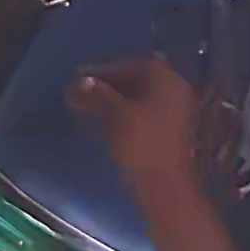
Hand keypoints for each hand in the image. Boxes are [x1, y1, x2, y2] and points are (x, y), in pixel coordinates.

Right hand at [67, 58, 199, 195]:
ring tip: (78, 103)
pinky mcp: (157, 132)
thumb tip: (81, 79)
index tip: (81, 74)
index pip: (137, 66)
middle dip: (104, 84)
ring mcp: (166, 115)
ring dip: (106, 99)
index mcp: (169, 84)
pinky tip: (93, 118)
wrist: (161, 184)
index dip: (108, 68)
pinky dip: (113, 112)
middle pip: (134, 81)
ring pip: (132, 99)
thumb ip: (100, 94)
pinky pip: (133, 113)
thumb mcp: (118, 114)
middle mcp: (171, 95)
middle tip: (77, 88)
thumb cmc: (142, 143)